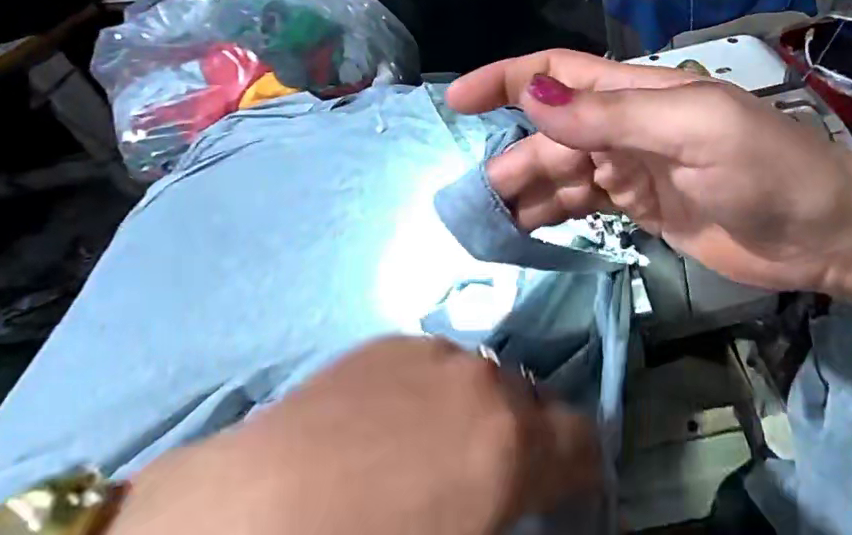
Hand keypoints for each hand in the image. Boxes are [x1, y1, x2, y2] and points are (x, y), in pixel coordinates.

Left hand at [112, 338, 598, 534]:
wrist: (266, 502)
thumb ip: (511, 509)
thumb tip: (517, 497)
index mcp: (512, 436)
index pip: (584, 438)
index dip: (580, 469)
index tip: (563, 493)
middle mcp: (477, 376)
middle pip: (529, 400)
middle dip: (523, 438)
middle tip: (489, 482)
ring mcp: (424, 350)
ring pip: (476, 376)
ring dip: (472, 409)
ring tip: (431, 452)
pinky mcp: (379, 341)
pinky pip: (429, 364)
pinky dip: (429, 391)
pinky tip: (389, 426)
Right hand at [445, 49, 851, 293]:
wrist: (830, 236)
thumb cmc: (767, 167)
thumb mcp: (692, 129)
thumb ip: (610, 115)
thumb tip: (529, 99)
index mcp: (630, 93)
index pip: (552, 75)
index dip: (503, 81)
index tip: (457, 101)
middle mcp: (620, 126)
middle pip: (547, 135)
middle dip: (510, 158)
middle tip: (475, 196)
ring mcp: (627, 168)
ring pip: (558, 173)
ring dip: (523, 191)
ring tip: (487, 220)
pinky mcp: (637, 208)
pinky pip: (579, 204)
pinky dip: (549, 214)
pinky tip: (522, 230)